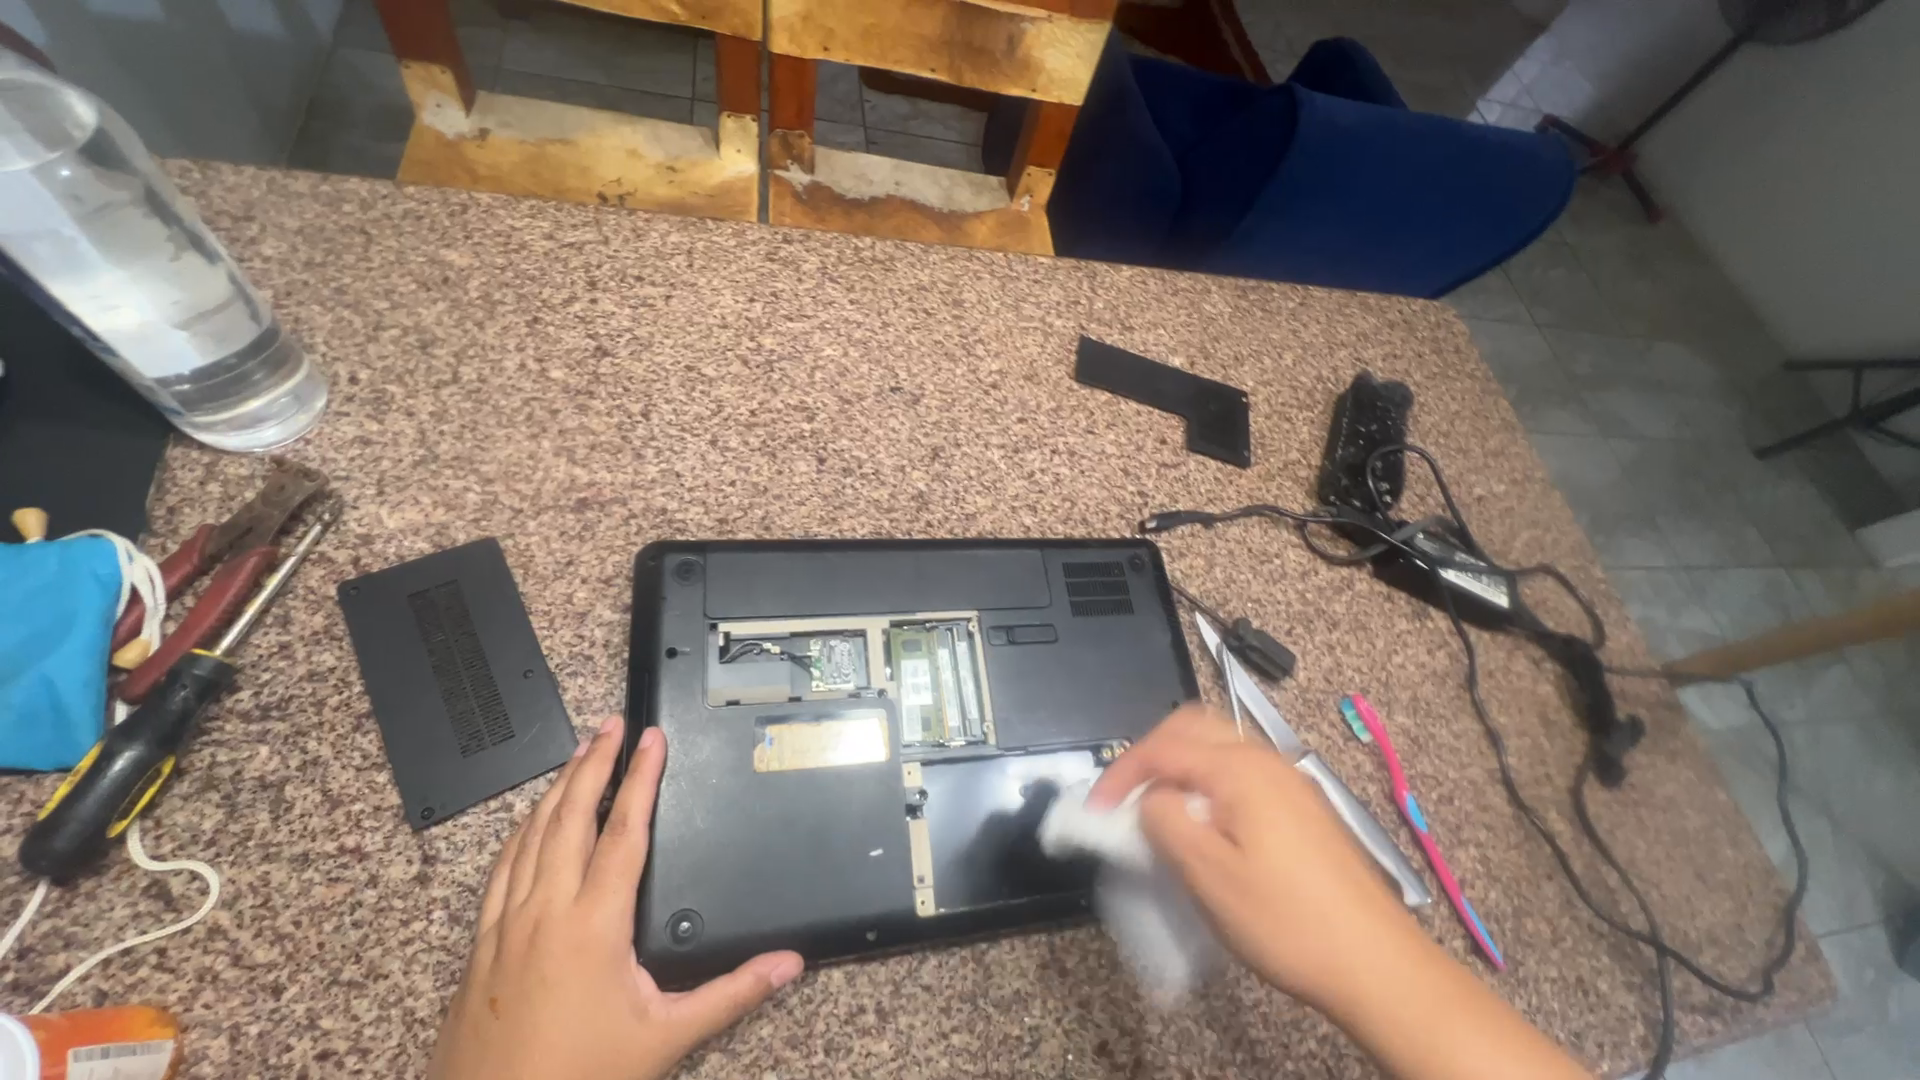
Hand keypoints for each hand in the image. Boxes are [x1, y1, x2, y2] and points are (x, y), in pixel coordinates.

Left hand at [428, 715, 803, 1079]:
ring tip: (577, 753)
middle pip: (570, 816)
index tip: (650, 740)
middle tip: (610, 725)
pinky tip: (529, 820)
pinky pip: (500, 870)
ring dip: (557, 788)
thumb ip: (733, 993)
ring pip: (531, 835)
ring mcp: (505, 926)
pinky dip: (520, 832)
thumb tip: (789, 963)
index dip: (641, 779)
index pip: (624, 831)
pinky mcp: (480, 946)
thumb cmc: (576, 1077)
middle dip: (593, 764)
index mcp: (594, 924)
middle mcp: (545, 911)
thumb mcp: (666, 1037)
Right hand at [1089, 705, 1420, 1011]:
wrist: (1378, 965)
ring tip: (1161, 812)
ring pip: (1219, 747)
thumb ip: (1165, 822)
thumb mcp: (1208, 875)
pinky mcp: (1303, 808)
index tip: (1097, 810)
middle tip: (1128, 796)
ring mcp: (1289, 782)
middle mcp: (1266, 760)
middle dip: (1151, 753)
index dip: (1121, 773)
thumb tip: (1150, 800)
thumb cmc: (1287, 921)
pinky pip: (1241, 773)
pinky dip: (1208, 783)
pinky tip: (1207, 827)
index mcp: (1239, 769)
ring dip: (1181, 766)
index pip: (1162, 747)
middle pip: (1193, 727)